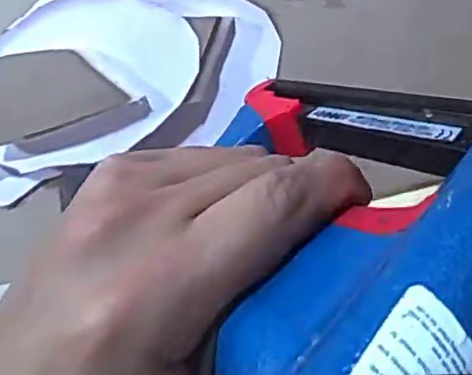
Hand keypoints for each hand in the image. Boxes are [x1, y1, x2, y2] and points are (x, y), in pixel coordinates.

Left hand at [0, 146, 369, 374]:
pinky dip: (228, 179)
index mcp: (153, 287)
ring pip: (236, 155)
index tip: (362, 203)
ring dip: (268, 183)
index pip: (275, 197)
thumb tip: (334, 276)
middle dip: (308, 189)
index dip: (334, 184)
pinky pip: (201, 156)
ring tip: (272, 228)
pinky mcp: (109, 172)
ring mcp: (115, 184)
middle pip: (262, 168)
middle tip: (326, 229)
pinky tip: (219, 217)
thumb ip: (269, 317)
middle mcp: (132, 216)